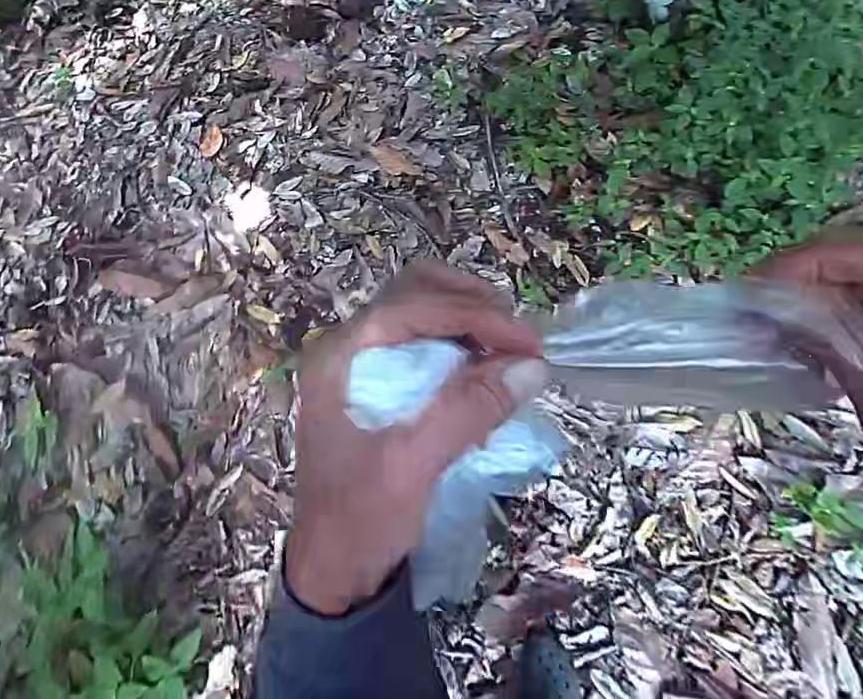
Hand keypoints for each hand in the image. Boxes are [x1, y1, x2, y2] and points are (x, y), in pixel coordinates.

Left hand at [285, 261, 549, 614]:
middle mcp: (348, 345)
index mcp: (341, 355)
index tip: (528, 342)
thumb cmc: (360, 521)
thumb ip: (467, 411)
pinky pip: (424, 338)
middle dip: (472, 304)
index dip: (476, 316)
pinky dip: (460, 340)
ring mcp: (362, 359)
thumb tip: (530, 367)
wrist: (331, 571)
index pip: (414, 308)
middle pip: (415, 292)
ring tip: (507, 347)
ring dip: (468, 316)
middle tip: (518, 338)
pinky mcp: (379, 379)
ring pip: (421, 308)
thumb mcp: (412, 468)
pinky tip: (485, 365)